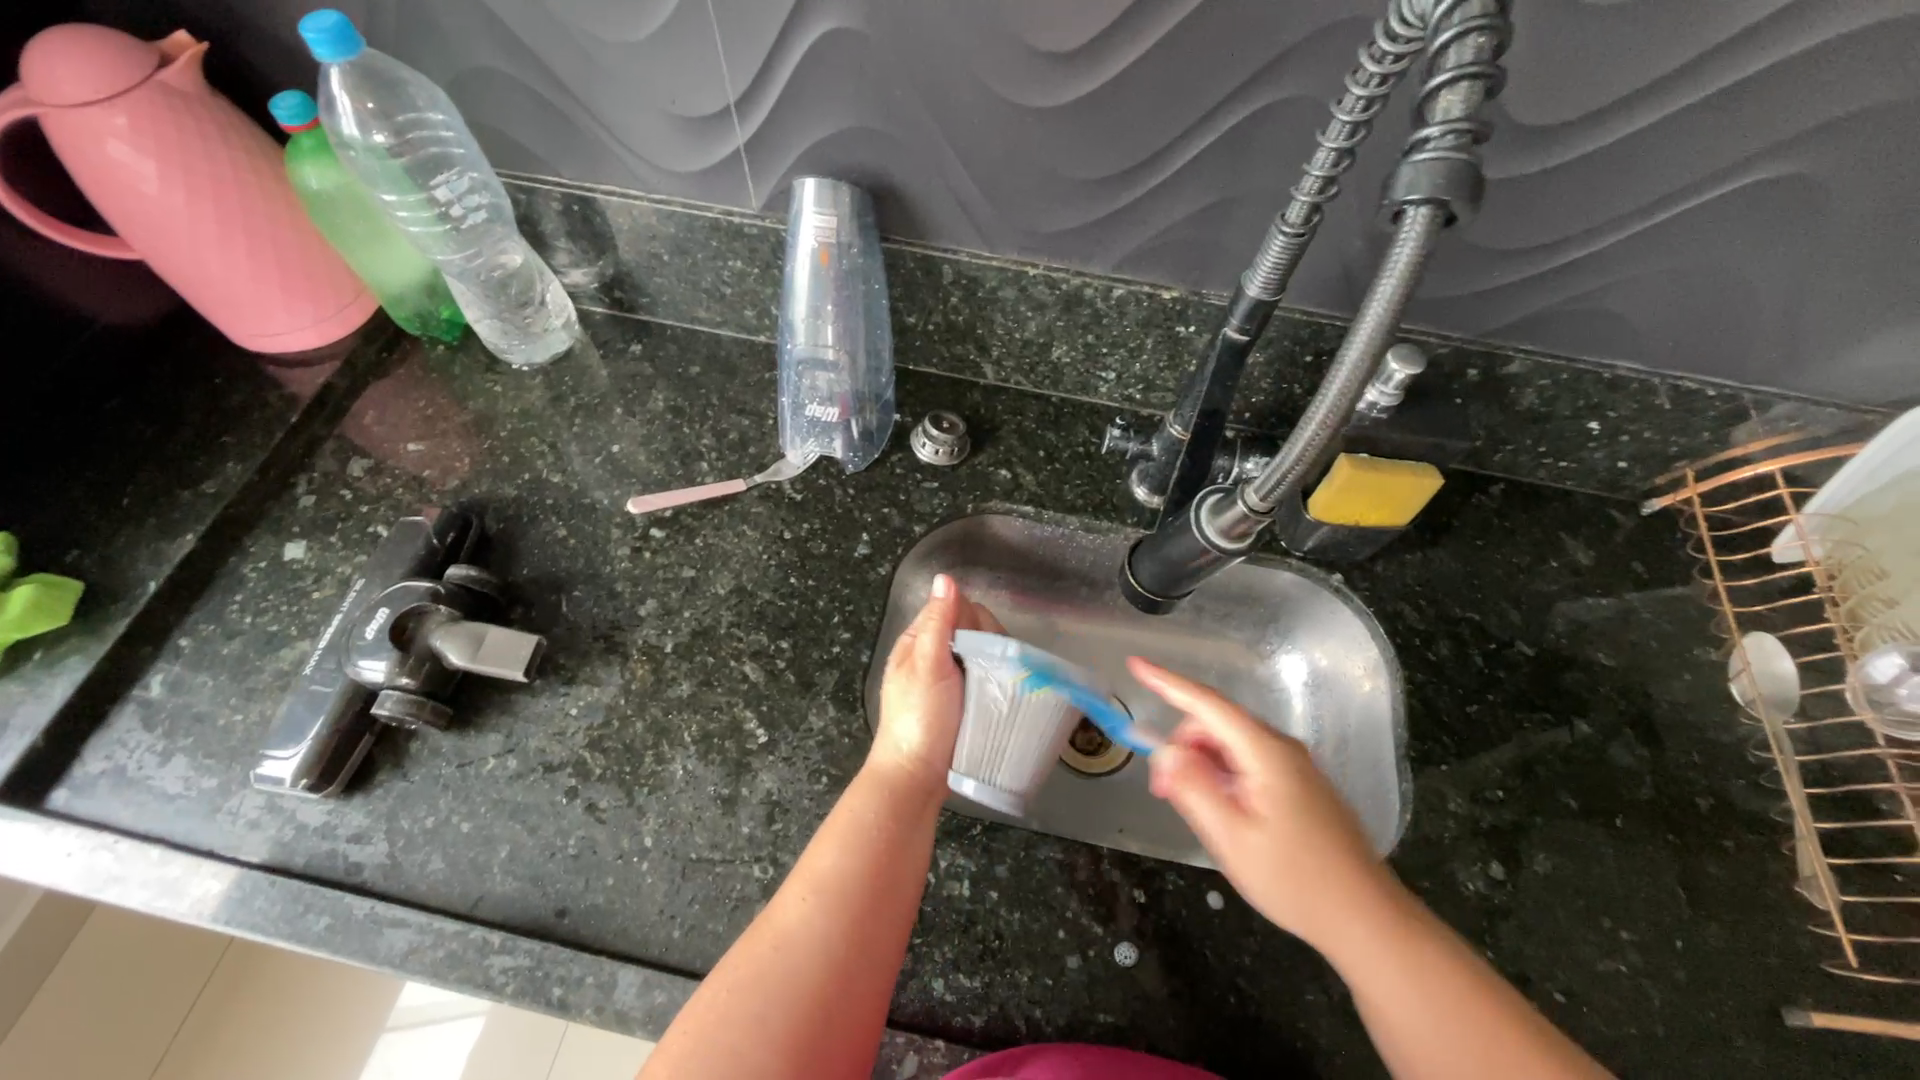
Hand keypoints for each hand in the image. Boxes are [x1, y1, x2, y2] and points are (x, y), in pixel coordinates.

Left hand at [869, 574, 1004, 795]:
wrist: (916, 776)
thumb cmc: (919, 718)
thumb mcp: (927, 665)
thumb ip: (939, 623)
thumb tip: (945, 578)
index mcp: (918, 640)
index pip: (956, 608)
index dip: (975, 620)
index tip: (985, 645)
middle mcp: (934, 654)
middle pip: (974, 629)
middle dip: (990, 642)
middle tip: (992, 670)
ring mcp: (950, 679)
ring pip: (984, 652)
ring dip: (996, 661)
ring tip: (1001, 683)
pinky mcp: (965, 700)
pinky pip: (987, 676)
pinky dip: (997, 679)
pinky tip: (1005, 691)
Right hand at [1131, 657, 1398, 948]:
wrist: (1364, 916)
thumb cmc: (1295, 880)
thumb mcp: (1231, 837)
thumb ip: (1194, 788)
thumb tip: (1165, 751)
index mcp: (1266, 753)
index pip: (1208, 705)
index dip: (1168, 682)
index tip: (1136, 665)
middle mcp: (1282, 749)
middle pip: (1217, 726)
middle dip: (1182, 747)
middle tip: (1163, 793)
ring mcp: (1295, 767)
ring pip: (1231, 747)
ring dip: (1201, 765)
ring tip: (1192, 810)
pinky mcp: (1300, 787)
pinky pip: (1248, 764)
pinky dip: (1222, 777)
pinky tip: (1221, 813)